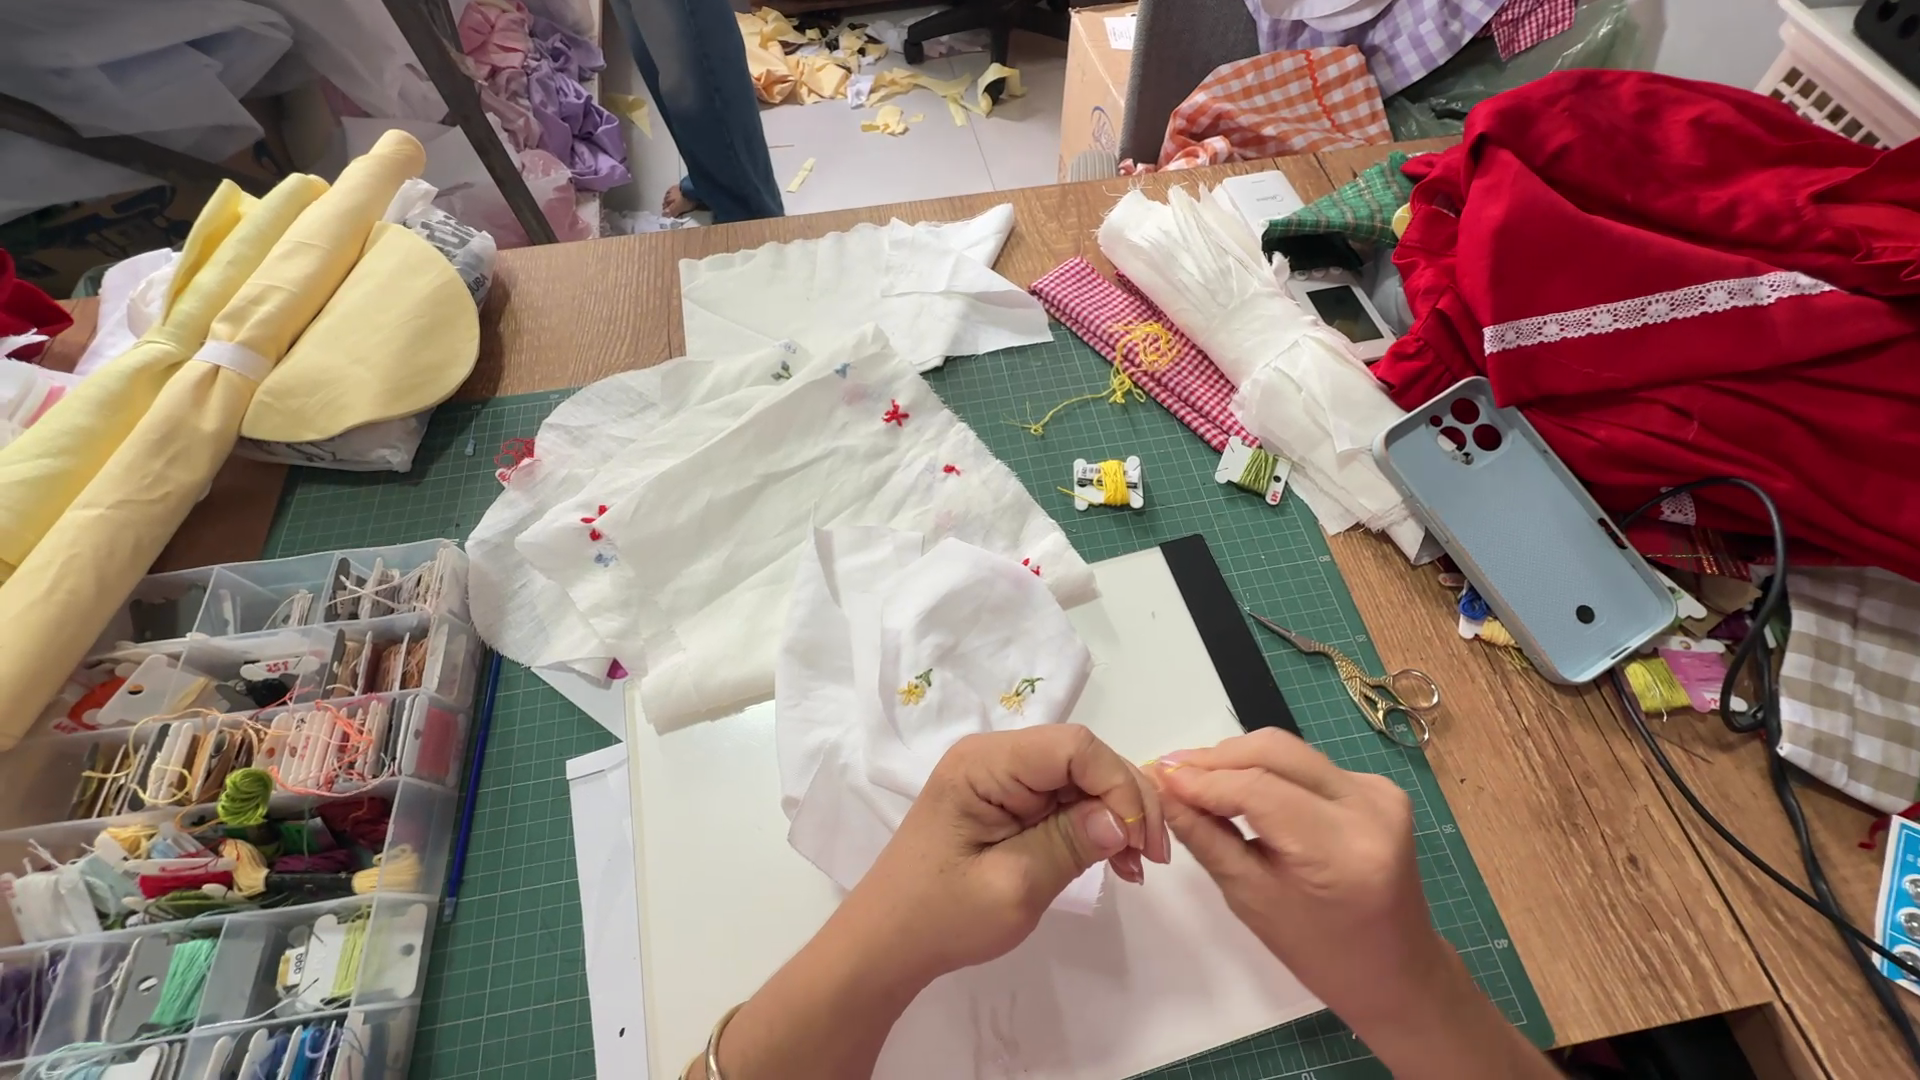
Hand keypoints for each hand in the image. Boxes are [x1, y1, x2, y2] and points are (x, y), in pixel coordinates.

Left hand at [845, 724, 1171, 983]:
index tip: (1140, 842)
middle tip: (1151, 857)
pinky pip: (1063, 798)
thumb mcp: (1012, 886)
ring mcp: (1000, 777)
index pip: (1073, 745)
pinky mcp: (1007, 800)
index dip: (1118, 784)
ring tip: (1136, 866)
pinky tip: (1114, 859)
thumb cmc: (940, 917)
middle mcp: (993, 756)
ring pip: (1079, 776)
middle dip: (1124, 799)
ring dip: (1115, 814)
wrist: (887, 941)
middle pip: (1081, 755)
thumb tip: (1122, 820)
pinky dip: (1094, 825)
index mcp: (985, 762)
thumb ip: (1069, 844)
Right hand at [1151, 728, 1435, 1021]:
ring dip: (1236, 760)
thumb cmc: (1319, 951)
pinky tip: (1238, 789)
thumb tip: (1162, 789)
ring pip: (1287, 750)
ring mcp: (1378, 792)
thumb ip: (1205, 838)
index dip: (1203, 779)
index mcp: (1343, 849)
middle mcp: (1368, 807)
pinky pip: (1304, 763)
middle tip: (1171, 771)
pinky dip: (1264, 769)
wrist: (1398, 973)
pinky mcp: (1376, 787)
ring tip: (1194, 779)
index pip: (1258, 789)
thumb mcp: (1250, 899)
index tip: (1158, 776)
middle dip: (1215, 758)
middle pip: (1274, 751)